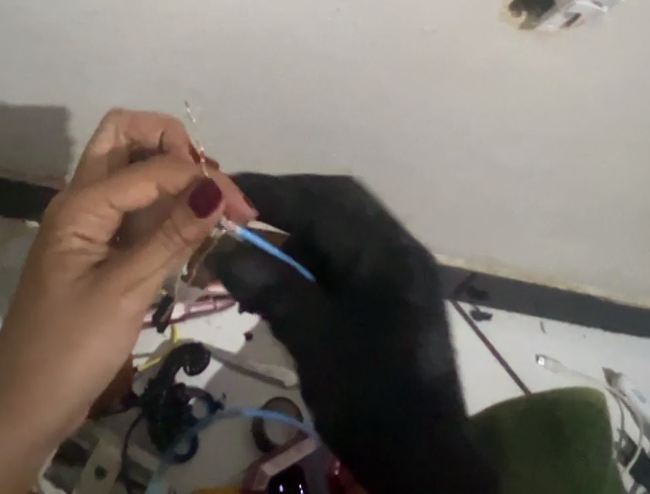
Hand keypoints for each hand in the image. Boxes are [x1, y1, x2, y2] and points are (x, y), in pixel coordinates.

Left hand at [0, 110, 255, 492]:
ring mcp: (91, 221)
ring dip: (174, 172)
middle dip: (174, 144)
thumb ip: (172, 236)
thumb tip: (217, 188)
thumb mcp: (125, 293)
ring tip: (215, 207)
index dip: (200, 176)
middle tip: (209, 184)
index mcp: (82, 204)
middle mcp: (83, 199)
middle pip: (127, 135)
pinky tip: (195, 229)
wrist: (22, 409)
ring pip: (133, 166)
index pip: (153, 165)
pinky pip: (136, 204)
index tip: (242, 209)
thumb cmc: (69, 351)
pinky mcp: (100, 245)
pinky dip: (167, 204)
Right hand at [210, 175, 498, 493]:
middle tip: (240, 212)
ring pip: (342, 230)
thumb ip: (272, 287)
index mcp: (385, 252)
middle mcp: (398, 248)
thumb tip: (223, 250)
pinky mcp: (396, 294)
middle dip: (286, 202)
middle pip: (336, 203)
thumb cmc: (369, 398)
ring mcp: (401, 270)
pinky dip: (312, 261)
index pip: (320, 203)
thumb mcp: (314, 341)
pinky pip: (349, 258)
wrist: (425, 461)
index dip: (269, 192)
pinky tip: (279, 284)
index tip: (224, 187)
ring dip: (296, 235)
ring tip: (251, 256)